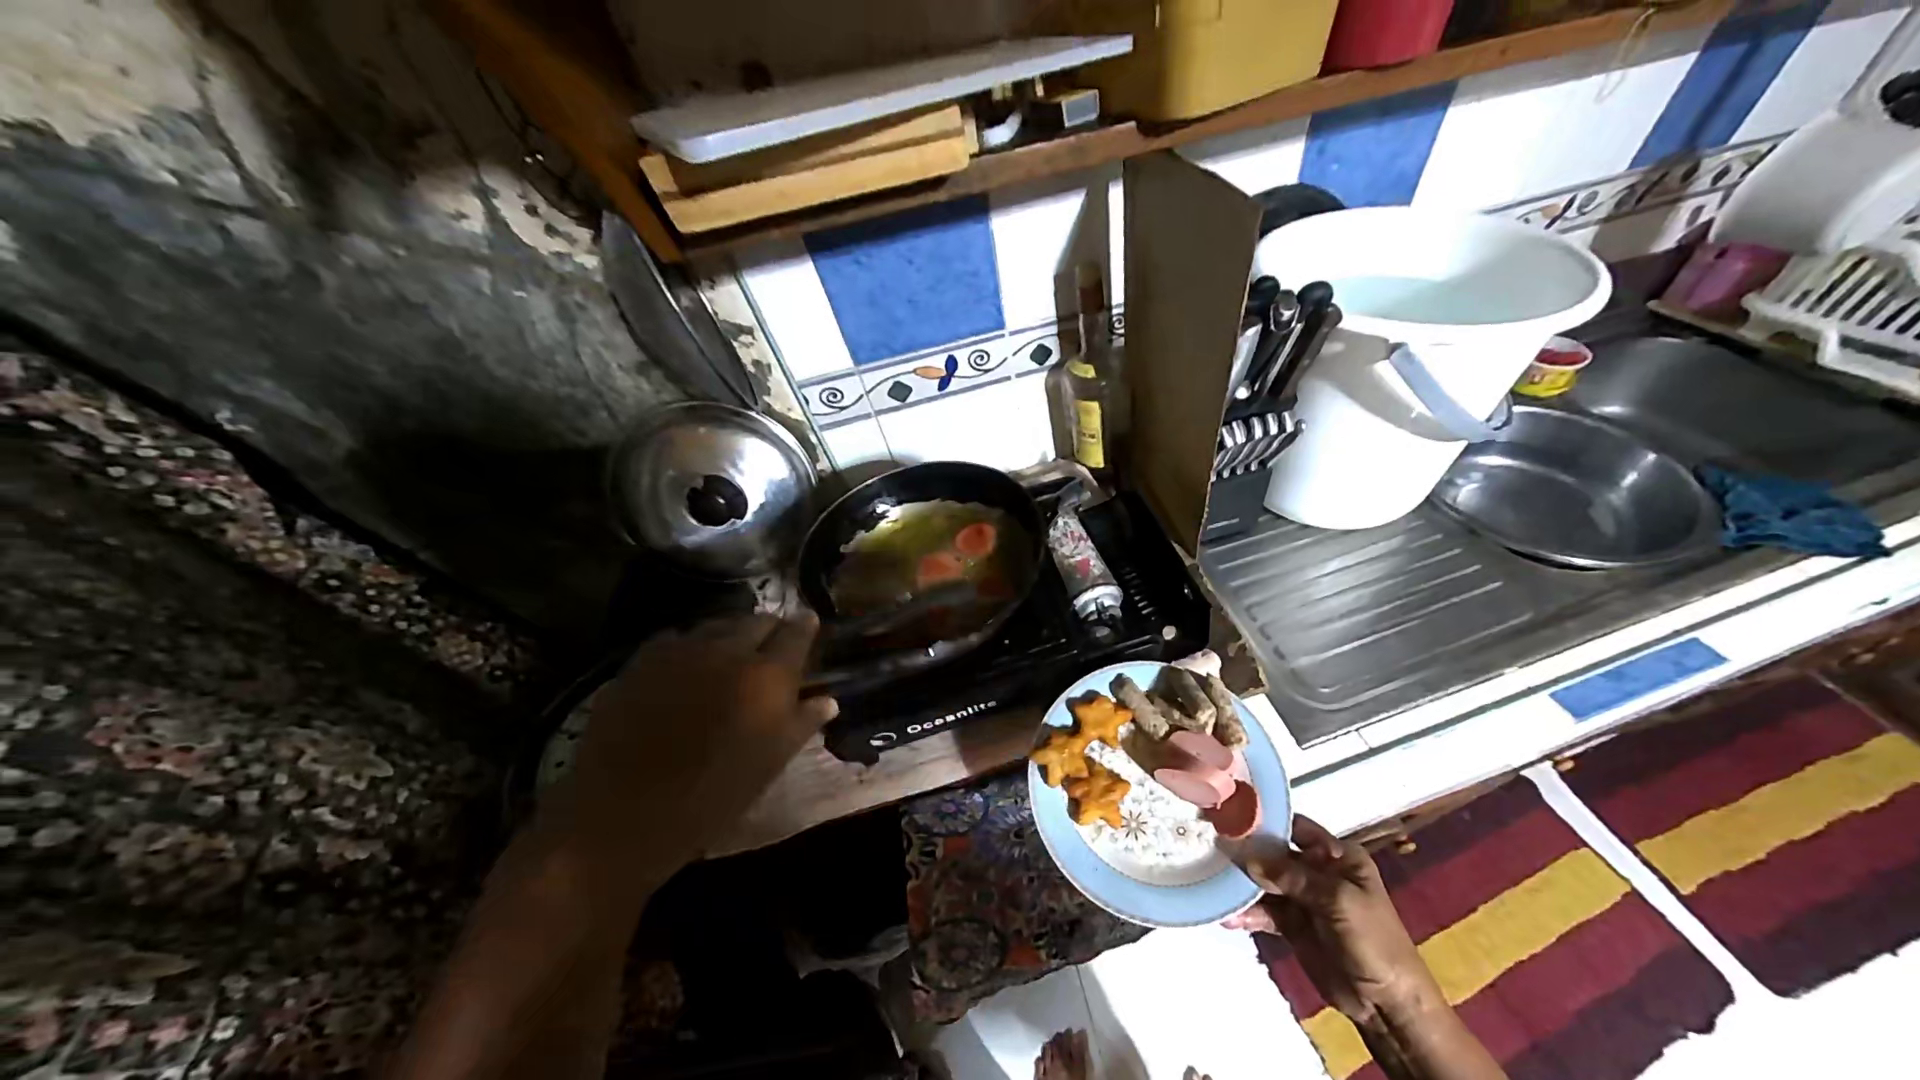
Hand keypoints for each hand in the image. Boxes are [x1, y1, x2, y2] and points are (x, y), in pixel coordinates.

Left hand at [555, 613, 837, 871]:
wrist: (623, 812)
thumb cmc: (712, 796)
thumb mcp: (770, 764)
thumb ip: (802, 723)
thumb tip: (826, 700)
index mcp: (767, 676)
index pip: (796, 633)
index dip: (805, 626)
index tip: (808, 623)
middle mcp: (727, 650)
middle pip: (757, 620)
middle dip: (769, 628)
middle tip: (771, 644)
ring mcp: (681, 649)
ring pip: (717, 624)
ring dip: (731, 633)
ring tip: (731, 651)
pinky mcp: (643, 658)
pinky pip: (677, 638)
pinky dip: (691, 645)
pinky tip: (687, 664)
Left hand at [1033, 1029, 1087, 1079]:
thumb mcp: (1082, 1073)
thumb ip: (1080, 1053)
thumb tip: (1080, 1034)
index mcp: (1067, 1062)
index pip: (1068, 1042)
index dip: (1069, 1035)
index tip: (1072, 1030)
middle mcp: (1054, 1062)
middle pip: (1055, 1045)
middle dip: (1058, 1038)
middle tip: (1062, 1034)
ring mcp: (1044, 1071)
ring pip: (1045, 1051)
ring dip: (1049, 1044)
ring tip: (1053, 1042)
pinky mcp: (1037, 1079)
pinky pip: (1038, 1063)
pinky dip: (1041, 1056)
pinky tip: (1042, 1057)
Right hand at [1224, 815, 1437, 1024]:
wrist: (1388, 1005)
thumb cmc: (1374, 941)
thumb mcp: (1338, 901)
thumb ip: (1292, 876)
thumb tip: (1246, 858)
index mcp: (1337, 856)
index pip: (1295, 827)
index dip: (1266, 821)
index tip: (1230, 817)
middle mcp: (1318, 871)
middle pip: (1274, 853)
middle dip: (1246, 853)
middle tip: (1212, 850)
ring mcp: (1303, 898)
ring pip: (1264, 882)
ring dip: (1243, 886)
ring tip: (1217, 886)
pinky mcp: (1293, 924)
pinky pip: (1264, 910)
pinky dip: (1247, 912)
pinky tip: (1230, 917)